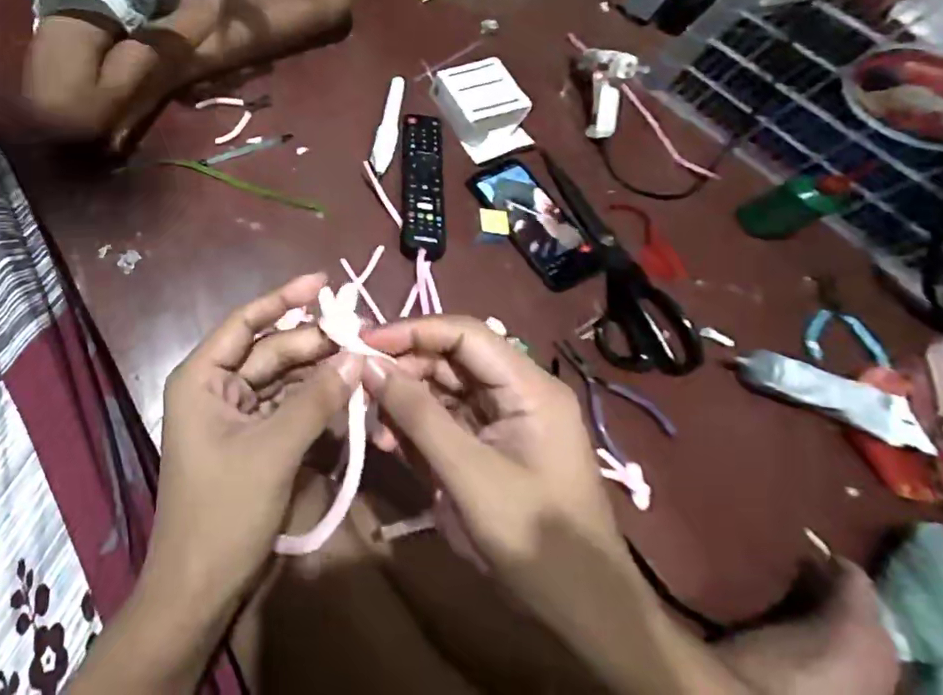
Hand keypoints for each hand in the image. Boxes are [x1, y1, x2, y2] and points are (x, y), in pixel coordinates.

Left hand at [148, 273, 361, 606]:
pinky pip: (287, 409)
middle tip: (361, 332)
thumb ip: (315, 401)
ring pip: (283, 380)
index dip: (284, 299)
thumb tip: (356, 358)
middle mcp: (216, 387)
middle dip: (313, 343)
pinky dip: (314, 403)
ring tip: (361, 360)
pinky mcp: (252, 441)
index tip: (323, 281)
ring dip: (318, 373)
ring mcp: (234, 416)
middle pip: (270, 351)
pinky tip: (346, 395)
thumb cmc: (223, 510)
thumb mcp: (273, 450)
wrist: (198, 590)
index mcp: (202, 377)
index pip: (245, 322)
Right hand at [361, 317, 632, 630]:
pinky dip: (416, 428)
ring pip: (444, 389)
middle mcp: (517, 392)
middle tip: (359, 385)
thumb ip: (419, 416)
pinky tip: (389, 445)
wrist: (583, 612)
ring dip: (405, 400)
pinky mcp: (491, 448)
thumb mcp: (469, 474)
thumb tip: (370, 365)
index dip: (413, 331)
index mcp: (528, 387)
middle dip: (404, 368)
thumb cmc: (534, 538)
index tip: (364, 341)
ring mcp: (504, 421)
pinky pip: (447, 421)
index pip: (465, 334)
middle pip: (451, 359)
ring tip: (371, 422)